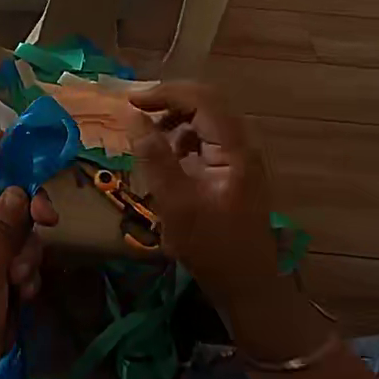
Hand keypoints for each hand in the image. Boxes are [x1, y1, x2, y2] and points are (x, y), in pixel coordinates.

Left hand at [0, 132, 57, 378]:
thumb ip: (5, 225)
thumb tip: (20, 188)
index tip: (9, 139)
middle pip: (3, 203)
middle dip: (25, 215)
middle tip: (50, 223)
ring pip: (18, 236)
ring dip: (27, 254)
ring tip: (19, 283)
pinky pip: (21, 264)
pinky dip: (26, 276)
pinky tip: (22, 298)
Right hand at [127, 82, 282, 306]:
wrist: (247, 285)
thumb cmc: (210, 245)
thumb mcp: (174, 201)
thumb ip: (153, 155)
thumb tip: (132, 117)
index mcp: (235, 150)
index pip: (202, 99)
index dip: (164, 93)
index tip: (131, 103)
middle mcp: (244, 144)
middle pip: (206, 101)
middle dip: (168, 101)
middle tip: (136, 112)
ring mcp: (242, 156)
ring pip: (206, 116)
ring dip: (174, 117)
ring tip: (148, 136)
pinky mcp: (234, 167)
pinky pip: (207, 136)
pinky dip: (183, 136)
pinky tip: (167, 156)